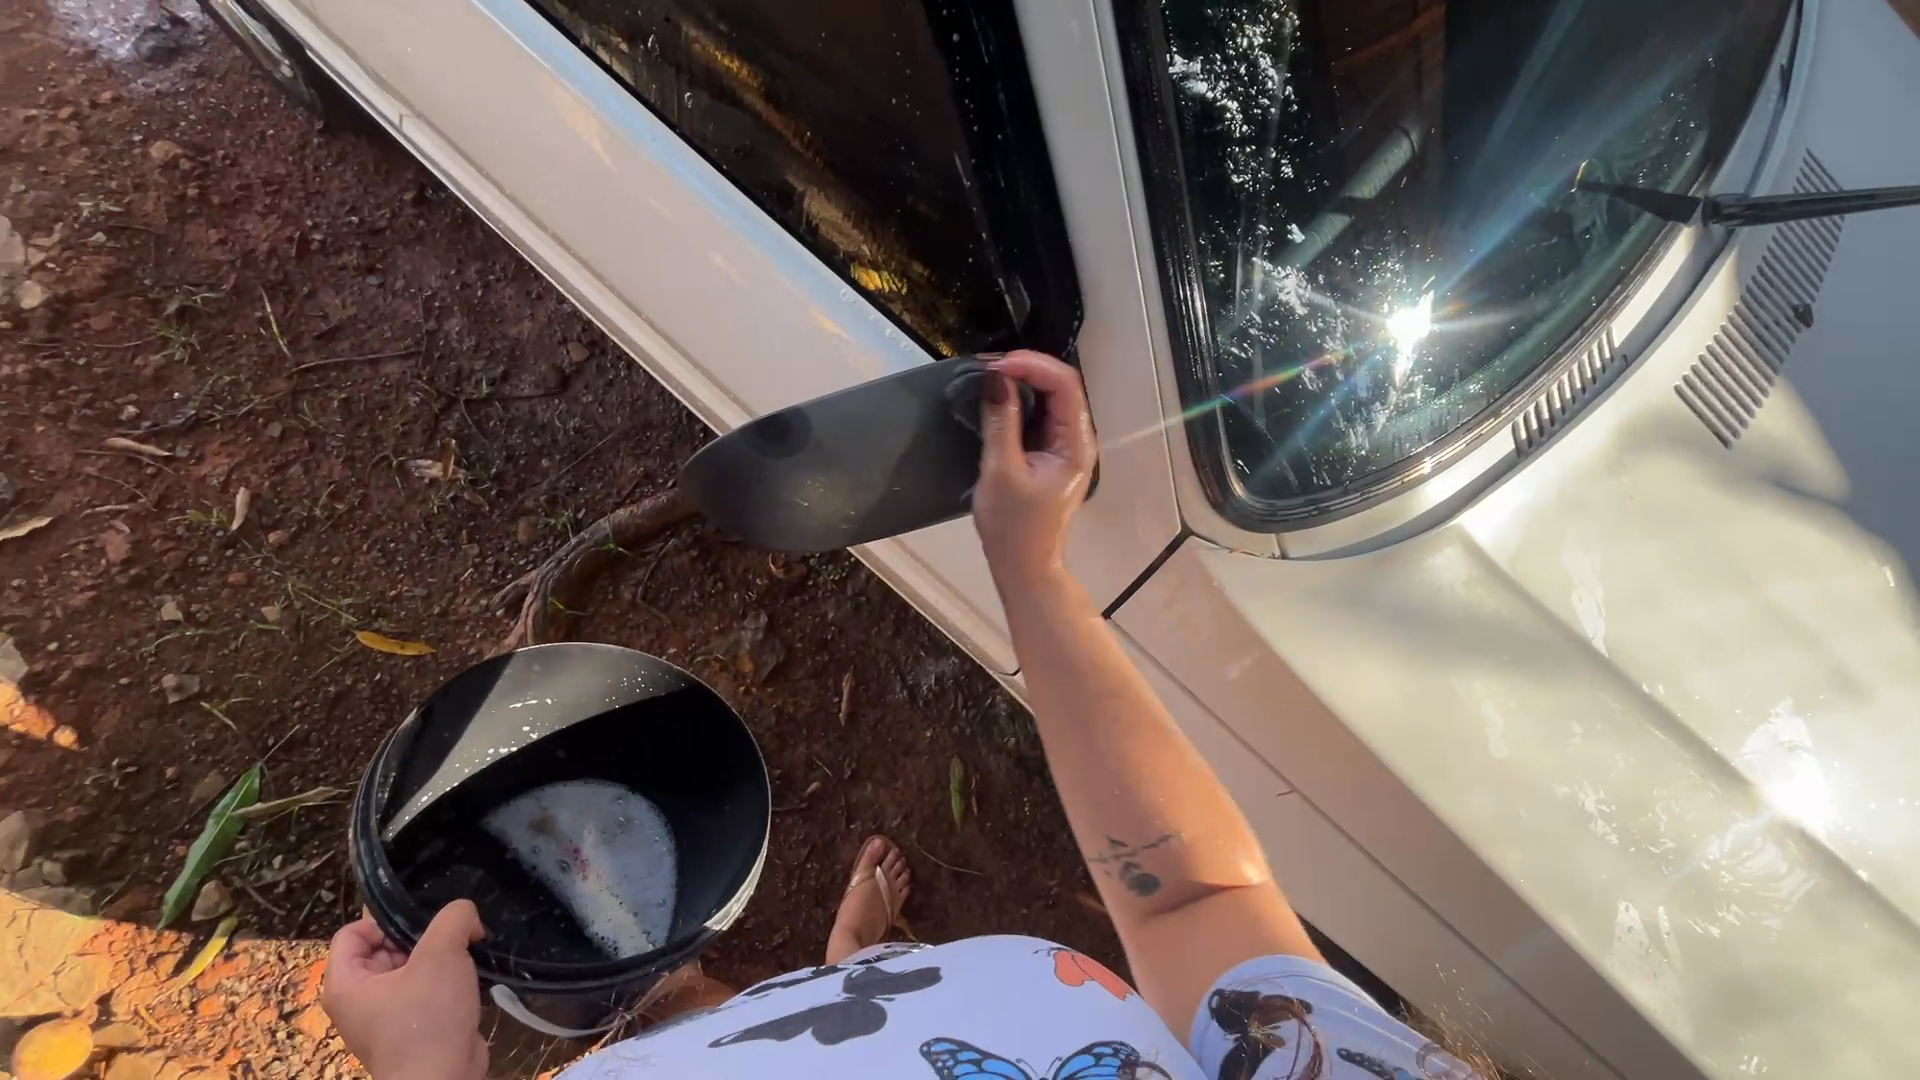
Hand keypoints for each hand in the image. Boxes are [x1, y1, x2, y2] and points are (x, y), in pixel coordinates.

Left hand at [323, 901, 488, 1079]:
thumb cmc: (427, 1017)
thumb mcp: (442, 952)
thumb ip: (454, 917)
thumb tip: (465, 917)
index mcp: (346, 985)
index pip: (352, 933)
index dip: (386, 921)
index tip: (423, 926)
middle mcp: (358, 1000)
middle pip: (384, 946)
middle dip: (422, 936)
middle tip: (453, 939)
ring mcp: (384, 1016)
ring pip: (410, 965)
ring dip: (440, 956)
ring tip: (466, 956)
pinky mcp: (411, 1026)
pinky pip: (424, 988)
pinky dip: (447, 978)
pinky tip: (469, 978)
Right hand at [973, 350, 1096, 587]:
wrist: (1023, 567)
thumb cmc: (1014, 527)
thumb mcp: (1001, 472)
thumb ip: (1001, 422)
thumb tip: (994, 378)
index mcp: (1076, 443)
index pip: (1065, 384)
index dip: (1032, 365)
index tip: (995, 366)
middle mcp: (1077, 439)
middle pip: (1059, 387)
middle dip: (1025, 370)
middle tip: (986, 368)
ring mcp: (1064, 447)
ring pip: (1047, 400)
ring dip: (1019, 385)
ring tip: (986, 379)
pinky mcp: (1048, 455)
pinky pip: (1037, 418)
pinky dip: (1017, 404)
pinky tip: (993, 401)